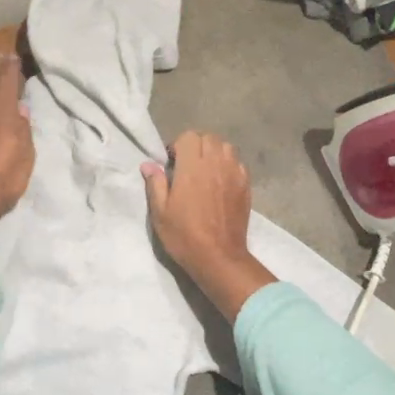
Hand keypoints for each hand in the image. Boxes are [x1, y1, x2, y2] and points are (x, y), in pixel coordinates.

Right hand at [142, 132, 276, 318]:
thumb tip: (148, 164)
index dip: (178, 146)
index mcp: (192, 167)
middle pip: (208, 138)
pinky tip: (220, 183)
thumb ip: (155, 184)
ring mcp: (234, 173)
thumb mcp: (160, 212)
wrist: (218, 256)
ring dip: (214, 153)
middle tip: (187, 167)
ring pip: (226, 147)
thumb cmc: (184, 235)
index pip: (188, 137)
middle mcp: (216, 163)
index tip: (172, 164)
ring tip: (205, 171)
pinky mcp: (246, 185)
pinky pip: (238, 164)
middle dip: (196, 146)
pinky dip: (228, 166)